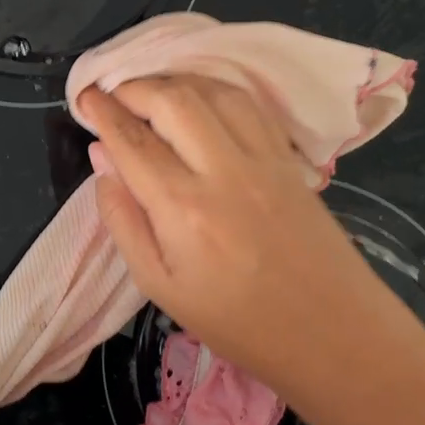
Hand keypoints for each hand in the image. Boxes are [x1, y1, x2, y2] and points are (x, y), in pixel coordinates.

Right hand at [77, 76, 424, 394]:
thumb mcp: (157, 285)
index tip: (83, 98)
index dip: (101, 111)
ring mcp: (264, 163)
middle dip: (133, 87)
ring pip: (213, 92)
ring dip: (173, 82)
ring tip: (150, 93)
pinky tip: (197, 100)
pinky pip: (249, 106)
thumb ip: (121, 217)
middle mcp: (224, 173)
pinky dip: (214, 90)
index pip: (131, 139)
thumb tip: (100, 157)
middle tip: (112, 95)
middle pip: (172, 101)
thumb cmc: (238, 323)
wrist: (340, 342)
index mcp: (183, 209)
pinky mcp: (290, 163)